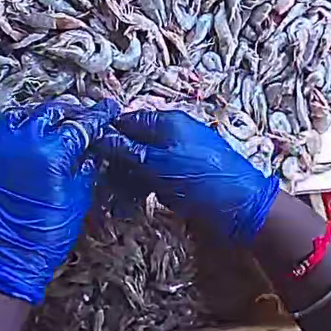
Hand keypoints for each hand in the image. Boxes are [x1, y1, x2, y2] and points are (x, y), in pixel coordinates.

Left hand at [0, 100, 116, 303]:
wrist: (5, 258)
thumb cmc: (45, 236)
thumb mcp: (78, 200)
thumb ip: (85, 169)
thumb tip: (91, 151)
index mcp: (54, 150)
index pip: (81, 124)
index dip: (96, 116)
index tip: (106, 110)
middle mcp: (23, 139)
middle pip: (49, 113)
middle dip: (66, 114)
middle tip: (75, 119)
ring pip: (16, 116)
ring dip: (32, 117)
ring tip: (40, 123)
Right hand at [93, 110, 278, 245]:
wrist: (243, 209)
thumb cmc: (199, 179)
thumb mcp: (157, 163)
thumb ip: (126, 149)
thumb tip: (98, 136)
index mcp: (165, 121)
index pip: (124, 121)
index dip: (105, 136)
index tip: (87, 154)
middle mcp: (171, 134)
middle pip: (131, 142)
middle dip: (114, 161)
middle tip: (100, 182)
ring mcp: (177, 156)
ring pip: (141, 162)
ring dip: (126, 178)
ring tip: (115, 198)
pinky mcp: (182, 176)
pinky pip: (154, 176)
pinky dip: (142, 187)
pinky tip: (133, 203)